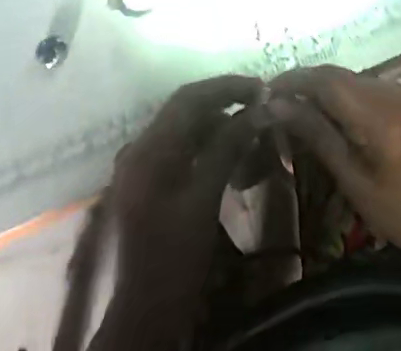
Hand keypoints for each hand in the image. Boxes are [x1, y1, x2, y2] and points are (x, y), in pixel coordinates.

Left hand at [94, 75, 265, 349]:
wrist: (142, 314)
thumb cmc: (174, 258)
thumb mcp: (203, 200)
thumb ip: (227, 148)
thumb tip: (259, 110)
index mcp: (148, 148)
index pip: (188, 98)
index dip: (226, 87)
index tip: (261, 87)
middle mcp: (138, 147)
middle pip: (183, 108)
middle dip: (222, 99)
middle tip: (260, 101)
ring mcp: (139, 165)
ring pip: (181, 126)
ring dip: (215, 119)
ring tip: (250, 122)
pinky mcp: (145, 182)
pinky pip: (177, 147)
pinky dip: (204, 141)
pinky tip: (228, 150)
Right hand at [268, 66, 400, 277]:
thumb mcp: (351, 178)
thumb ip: (315, 133)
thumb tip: (275, 105)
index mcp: (379, 113)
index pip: (325, 81)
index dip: (291, 82)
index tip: (262, 95)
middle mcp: (388, 90)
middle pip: (333, 75)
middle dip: (300, 85)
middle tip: (270, 105)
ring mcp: (395, 90)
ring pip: (343, 78)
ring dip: (315, 90)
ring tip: (288, 112)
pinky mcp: (397, 96)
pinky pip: (355, 86)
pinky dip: (333, 96)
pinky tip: (318, 116)